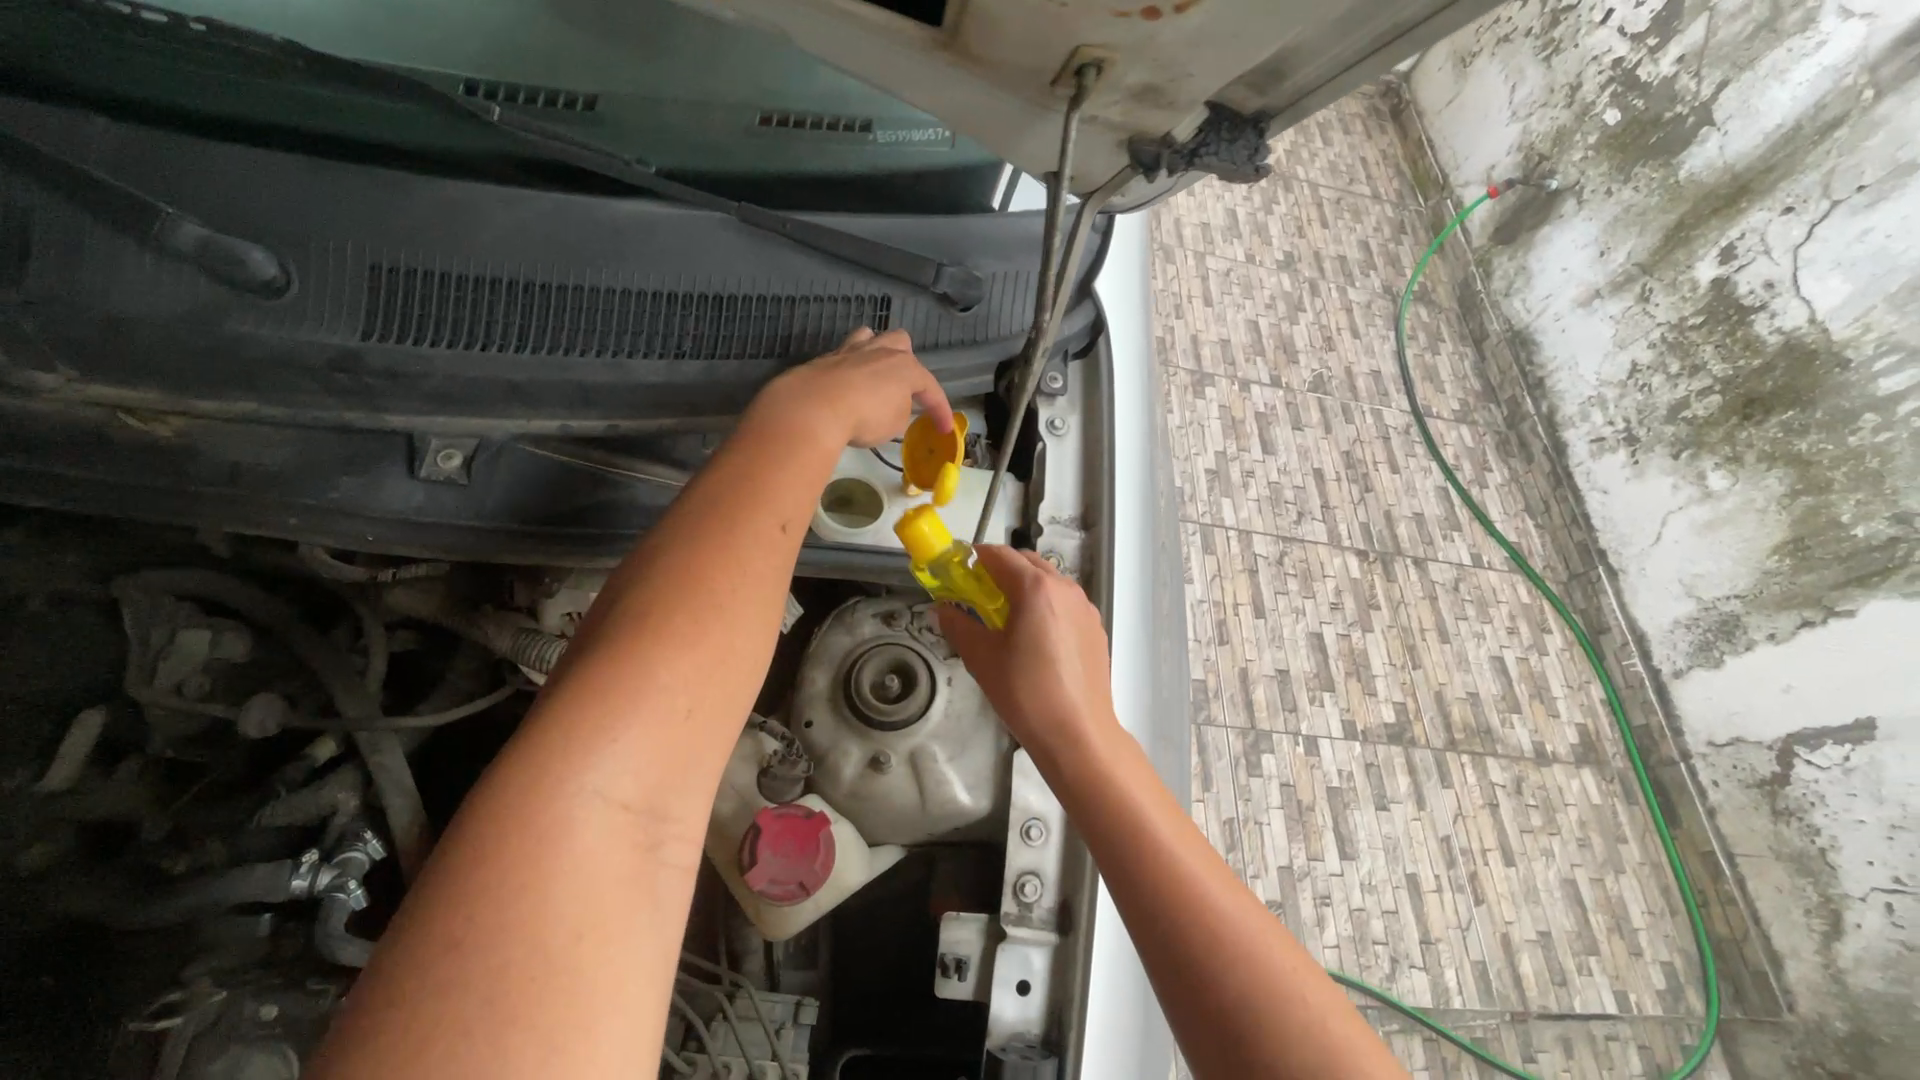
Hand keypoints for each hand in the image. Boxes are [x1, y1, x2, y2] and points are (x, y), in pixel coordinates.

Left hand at [756, 327, 953, 447]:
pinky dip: (849, 369)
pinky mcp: (825, 359)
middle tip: (903, 387)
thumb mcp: (894, 424)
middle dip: (906, 361)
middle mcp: (880, 352)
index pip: (931, 388)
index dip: (941, 410)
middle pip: (900, 342)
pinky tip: (845, 386)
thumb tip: (892, 404)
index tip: (944, 429)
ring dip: (876, 352)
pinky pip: (843, 355)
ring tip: (874, 374)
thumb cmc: (864, 417)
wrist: (814, 407)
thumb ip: (900, 410)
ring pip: (870, 337)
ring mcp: (851, 351)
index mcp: (905, 367)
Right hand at [937, 546, 1118, 764]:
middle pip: (1027, 563)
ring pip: (1049, 582)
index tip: (956, 572)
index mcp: (1035, 588)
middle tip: (977, 597)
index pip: (999, 555)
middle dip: (1000, 571)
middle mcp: (1065, 588)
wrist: (1077, 733)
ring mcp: (1085, 607)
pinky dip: (1046, 607)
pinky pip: (1065, 604)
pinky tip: (1035, 641)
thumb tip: (942, 609)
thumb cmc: (1025, 693)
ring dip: (1025, 588)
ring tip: (1006, 620)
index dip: (974, 558)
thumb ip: (958, 625)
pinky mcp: (1096, 628)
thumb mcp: (982, 658)